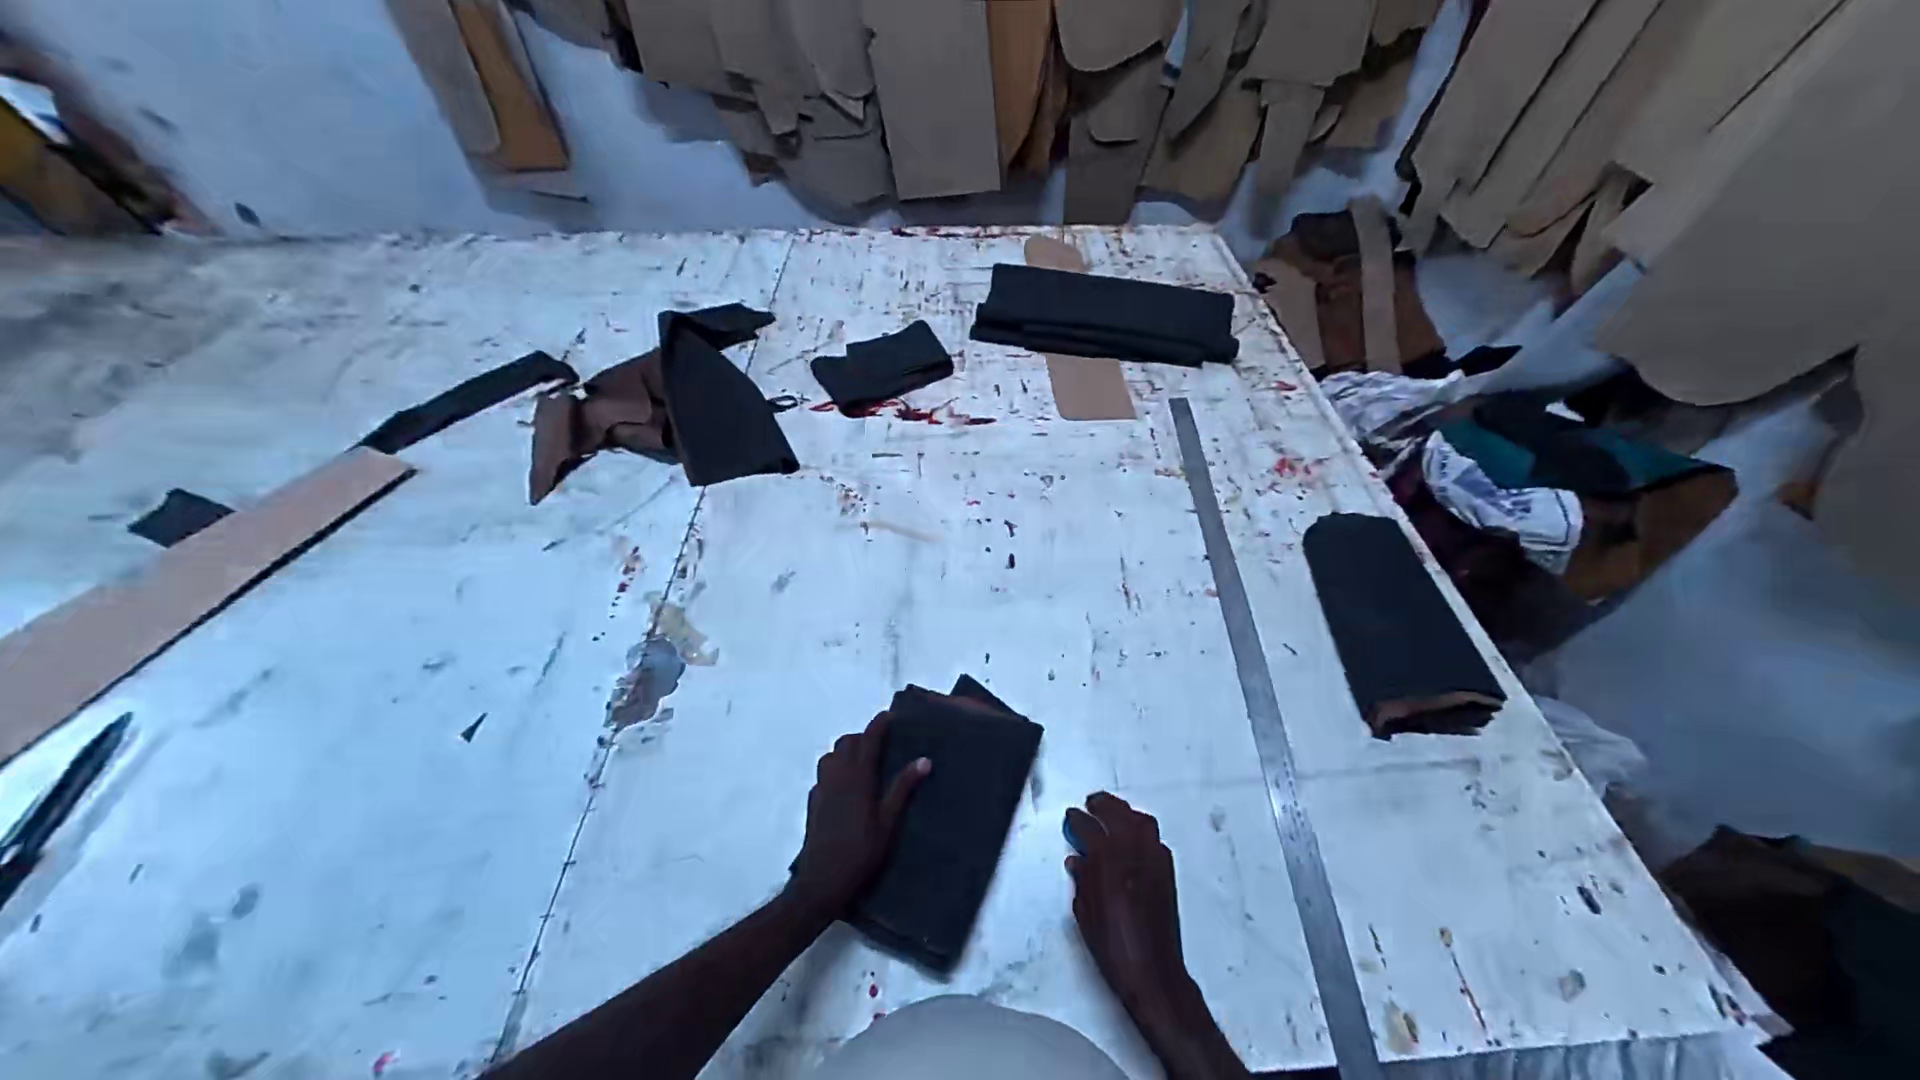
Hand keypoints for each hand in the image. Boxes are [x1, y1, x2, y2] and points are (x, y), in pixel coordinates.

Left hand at [786, 713, 929, 919]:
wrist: (822, 882)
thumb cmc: (861, 853)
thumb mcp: (889, 822)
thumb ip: (903, 788)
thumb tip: (924, 759)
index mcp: (858, 778)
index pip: (868, 740)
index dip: (878, 725)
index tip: (890, 716)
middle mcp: (837, 776)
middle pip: (846, 742)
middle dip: (863, 736)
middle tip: (882, 744)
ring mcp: (822, 788)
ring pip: (832, 755)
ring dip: (846, 751)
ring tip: (864, 763)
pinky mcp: (814, 802)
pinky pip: (824, 774)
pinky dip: (836, 769)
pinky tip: (847, 786)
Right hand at [1065, 793, 1190, 1016]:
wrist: (1151, 970)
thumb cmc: (1116, 946)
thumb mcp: (1084, 910)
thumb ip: (1081, 878)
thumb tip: (1078, 862)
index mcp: (1106, 857)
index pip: (1087, 825)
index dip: (1076, 819)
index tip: (1072, 816)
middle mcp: (1132, 852)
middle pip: (1117, 812)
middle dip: (1101, 804)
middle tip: (1091, 804)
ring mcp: (1153, 859)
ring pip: (1139, 820)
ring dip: (1124, 812)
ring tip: (1112, 812)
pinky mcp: (1167, 871)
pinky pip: (1154, 838)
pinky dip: (1141, 831)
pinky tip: (1133, 836)